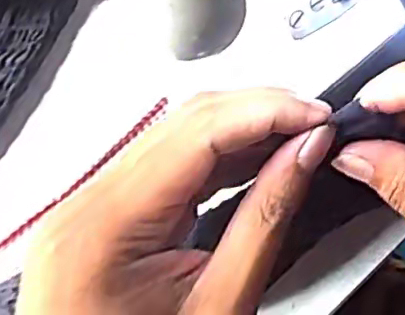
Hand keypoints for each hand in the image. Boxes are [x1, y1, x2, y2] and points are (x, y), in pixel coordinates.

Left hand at [18, 89, 333, 314]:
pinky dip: (225, 147)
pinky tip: (261, 153)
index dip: (270, 111)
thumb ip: (267, 216)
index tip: (319, 116)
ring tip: (297, 134)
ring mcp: (92, 204)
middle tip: (315, 122)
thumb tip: (309, 146)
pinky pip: (175, 156)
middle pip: (192, 119)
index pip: (202, 131)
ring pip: (185, 128)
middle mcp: (86, 204)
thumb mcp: (218, 308)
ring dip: (247, 123)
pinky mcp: (107, 211)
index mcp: (103, 228)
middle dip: (264, 110)